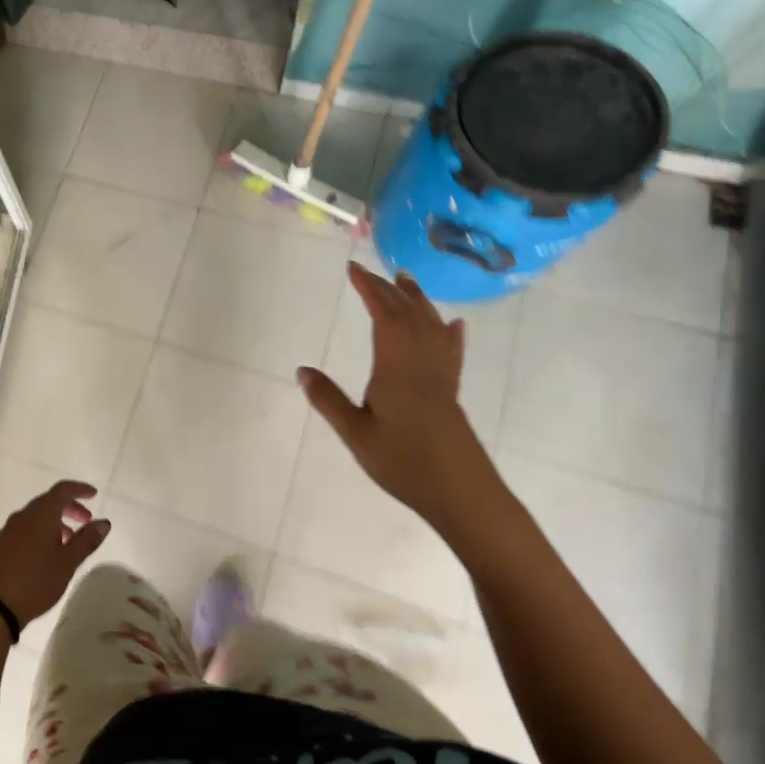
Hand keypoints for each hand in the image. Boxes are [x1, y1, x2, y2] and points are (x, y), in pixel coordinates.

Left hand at [0, 480, 110, 626]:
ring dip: (55, 523)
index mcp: (40, 515)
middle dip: (69, 508)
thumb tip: (104, 522)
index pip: (62, 490)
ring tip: (69, 543)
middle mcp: (22, 516)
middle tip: (86, 522)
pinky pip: (25, 530)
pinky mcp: (0, 546)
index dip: (79, 489)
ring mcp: (8, 530)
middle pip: (48, 502)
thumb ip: (86, 540)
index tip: (94, 495)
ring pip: (36, 517)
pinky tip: (47, 555)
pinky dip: (41, 533)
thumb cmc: (35, 581)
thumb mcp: (67, 563)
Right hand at [297, 262, 509, 534]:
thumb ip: (329, 400)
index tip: (353, 270)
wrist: (462, 493)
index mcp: (396, 368)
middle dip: (389, 290)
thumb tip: (302, 370)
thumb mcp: (356, 434)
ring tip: (408, 280)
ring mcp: (441, 377)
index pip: (385, 316)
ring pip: (432, 328)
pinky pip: (451, 352)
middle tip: (370, 272)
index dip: (370, 290)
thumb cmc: (405, 464)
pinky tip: (454, 325)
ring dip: (418, 301)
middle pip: (409, 316)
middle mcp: (422, 364)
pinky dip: (449, 333)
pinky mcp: (452, 393)